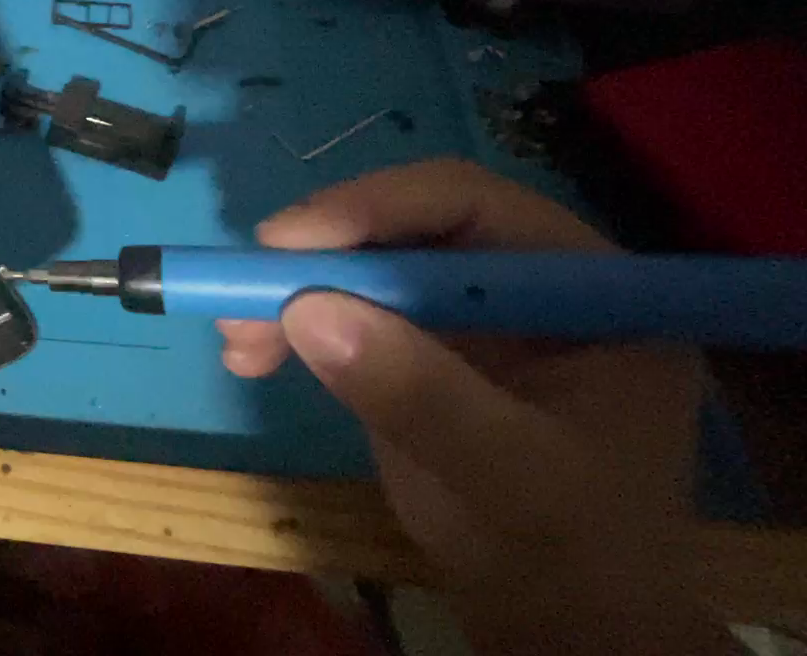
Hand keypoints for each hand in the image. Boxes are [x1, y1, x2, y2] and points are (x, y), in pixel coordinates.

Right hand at [218, 160, 729, 652]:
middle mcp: (512, 280)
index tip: (286, 241)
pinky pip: (329, 304)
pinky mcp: (403, 337)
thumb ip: (419, 392)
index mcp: (579, 288)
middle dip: (310, 257)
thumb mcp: (504, 475)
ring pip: (348, 262)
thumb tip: (305, 309)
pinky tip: (249, 356)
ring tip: (235, 339)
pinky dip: (280, 322)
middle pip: (393, 225)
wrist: (545, 610)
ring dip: (281, 291)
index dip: (374, 206)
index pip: (468, 204)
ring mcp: (454, 309)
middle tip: (241, 290)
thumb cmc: (557, 547)